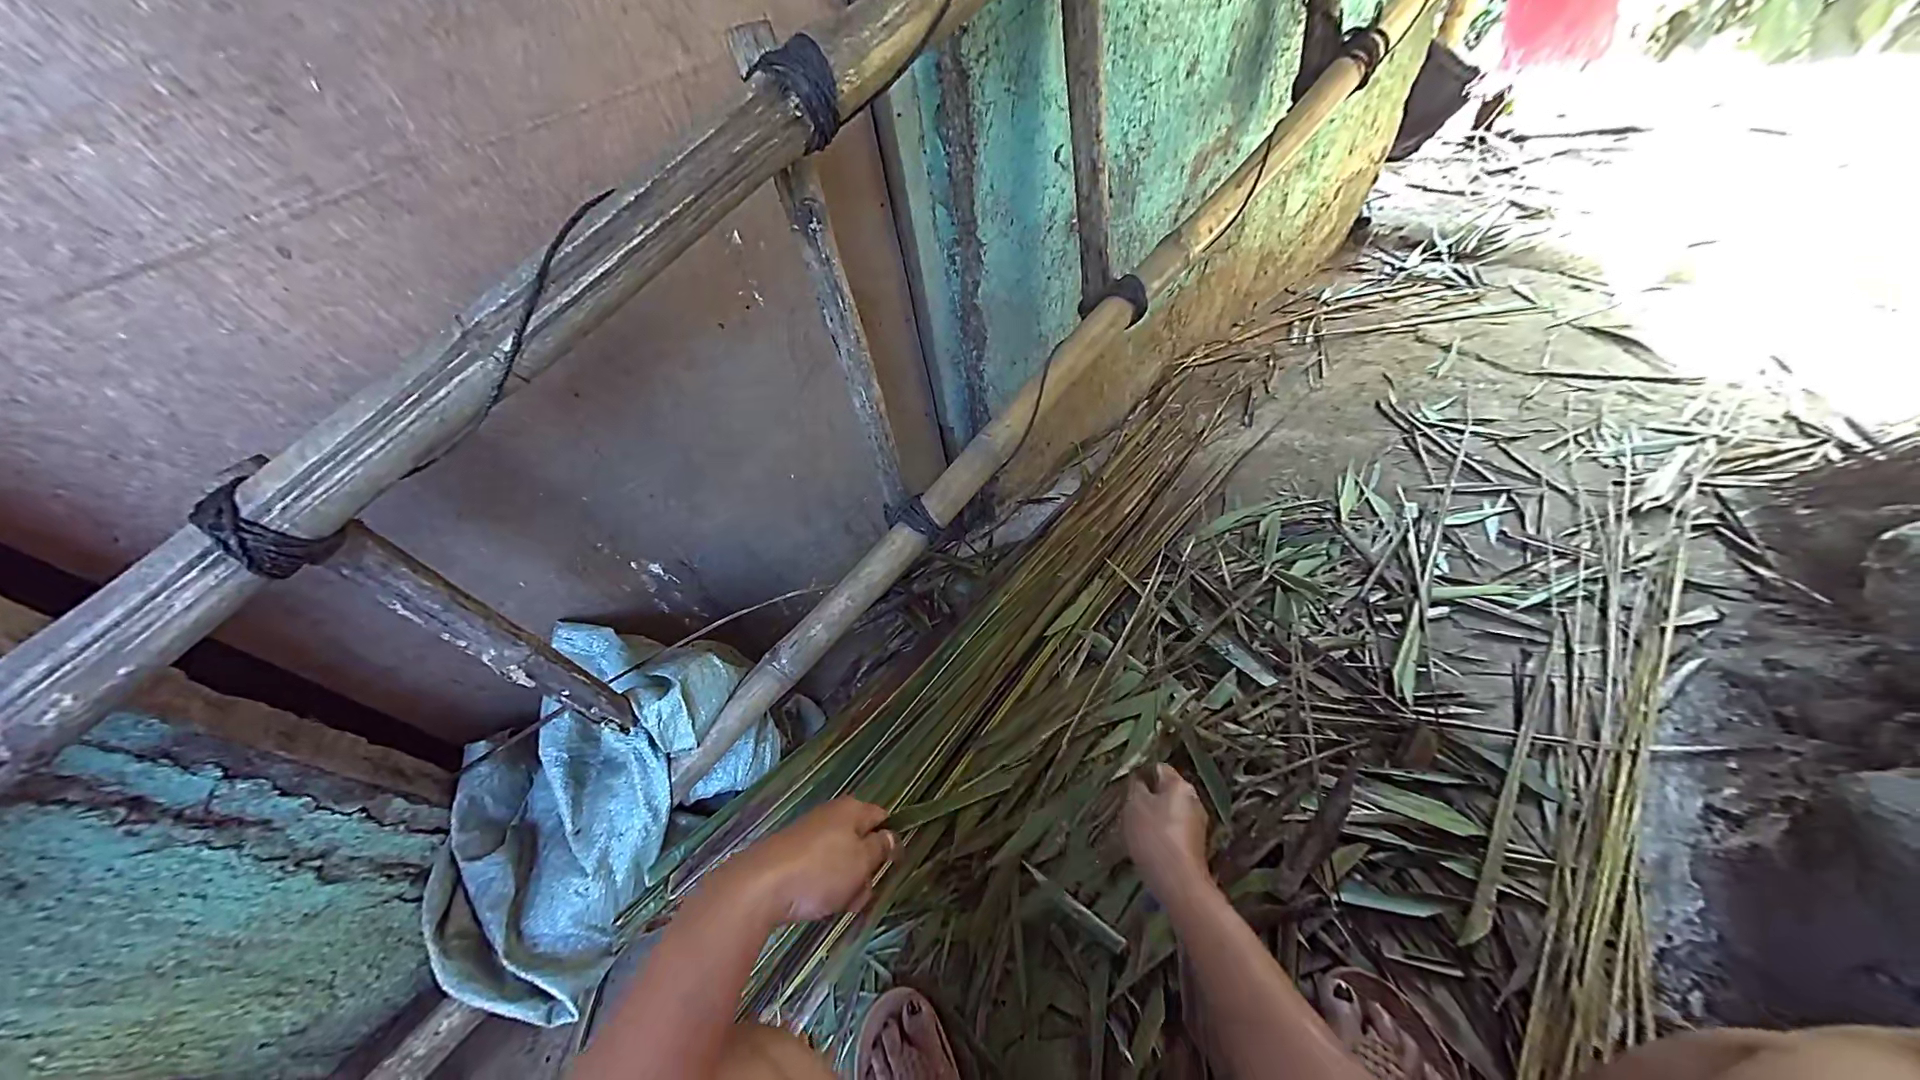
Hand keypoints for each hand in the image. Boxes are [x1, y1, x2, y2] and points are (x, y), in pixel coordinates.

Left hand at [721, 796, 896, 922]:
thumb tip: (890, 836)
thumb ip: (881, 848)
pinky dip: (823, 887)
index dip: (891, 841)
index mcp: (851, 809)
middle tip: (862, 893)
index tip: (893, 867)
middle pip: (861, 842)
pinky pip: (819, 870)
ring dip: (847, 884)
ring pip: (841, 861)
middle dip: (866, 870)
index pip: (882, 818)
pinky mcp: (792, 857)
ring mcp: (809, 836)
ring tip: (838, 904)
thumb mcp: (862, 861)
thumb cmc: (820, 871)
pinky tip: (817, 905)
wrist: (760, 887)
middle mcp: (831, 816)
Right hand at [1122, 764, 1212, 904]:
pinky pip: (1174, 830)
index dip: (1140, 774)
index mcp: (1180, 785)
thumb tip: (1139, 779)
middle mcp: (1194, 800)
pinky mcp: (1196, 845)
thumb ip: (1135, 786)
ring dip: (1153, 817)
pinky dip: (1161, 834)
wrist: (1178, 882)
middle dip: (1147, 797)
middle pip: (1165, 791)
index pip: (1158, 768)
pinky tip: (1149, 846)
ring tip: (1135, 830)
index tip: (1125, 787)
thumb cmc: (1154, 836)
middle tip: (1127, 809)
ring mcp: (1198, 824)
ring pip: (1169, 812)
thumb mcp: (1135, 804)